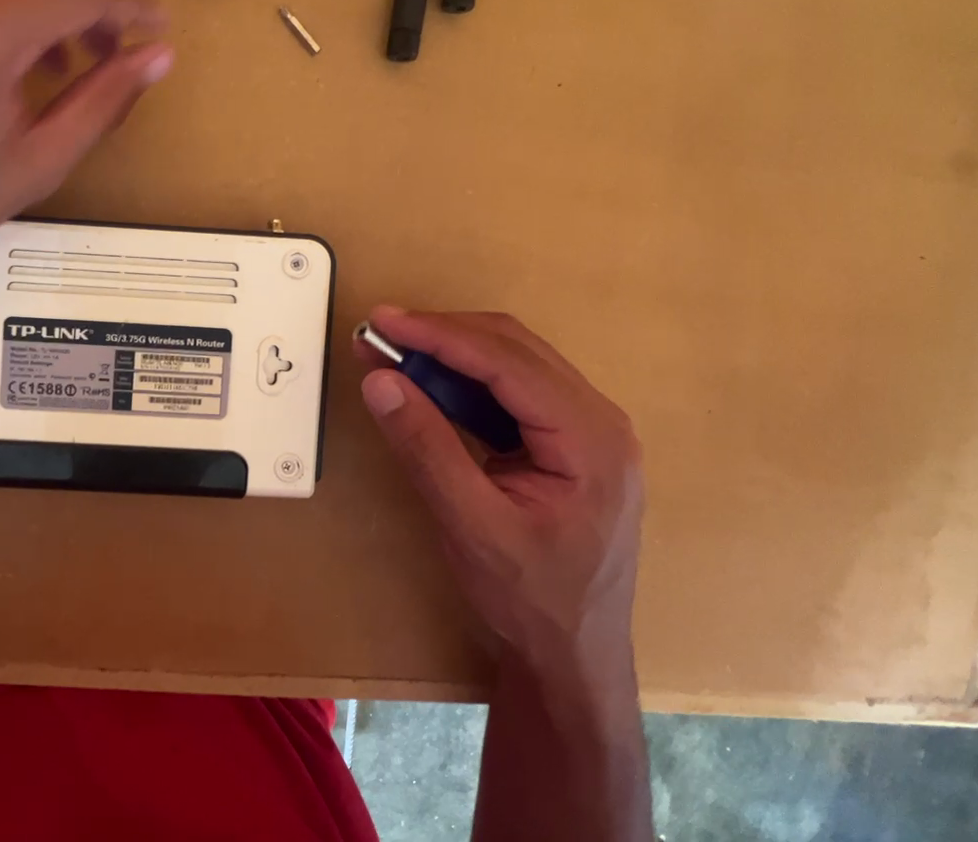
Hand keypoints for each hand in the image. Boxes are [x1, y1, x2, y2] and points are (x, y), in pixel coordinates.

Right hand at [355, 306, 643, 675]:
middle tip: (378, 335)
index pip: (507, 361)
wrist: (572, 655)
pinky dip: (466, 383)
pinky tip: (428, 388)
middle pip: (514, 350)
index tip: (381, 322)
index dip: (439, 335)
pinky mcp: (569, 443)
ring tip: (392, 356)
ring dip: (451, 355)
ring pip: (514, 364)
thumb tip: (380, 381)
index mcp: (590, 438)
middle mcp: (599, 420)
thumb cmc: (529, 599)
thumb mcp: (470, 524)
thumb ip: (426, 447)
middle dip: (442, 336)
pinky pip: (514, 392)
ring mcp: (589, 430)